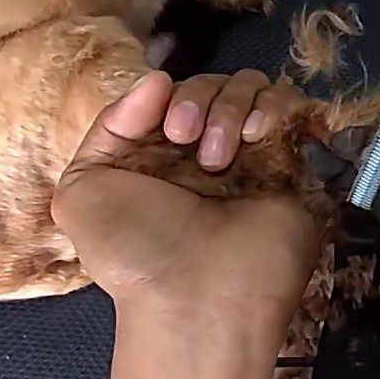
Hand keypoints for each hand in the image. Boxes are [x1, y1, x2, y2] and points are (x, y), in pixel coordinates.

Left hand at [53, 70, 318, 351]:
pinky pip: (292, 106)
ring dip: (233, 106)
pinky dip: (276, 105)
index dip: (170, 95)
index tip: (167, 127)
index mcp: (162, 151)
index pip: (174, 91)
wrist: (202, 298)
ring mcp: (255, 154)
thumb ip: (110, 125)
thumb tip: (158, 80)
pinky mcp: (294, 162)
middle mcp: (210, 148)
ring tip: (222, 156)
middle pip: (215, 84)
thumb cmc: (137, 251)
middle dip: (200, 101)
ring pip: (254, 87)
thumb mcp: (84, 190)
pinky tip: (259, 135)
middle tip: (190, 142)